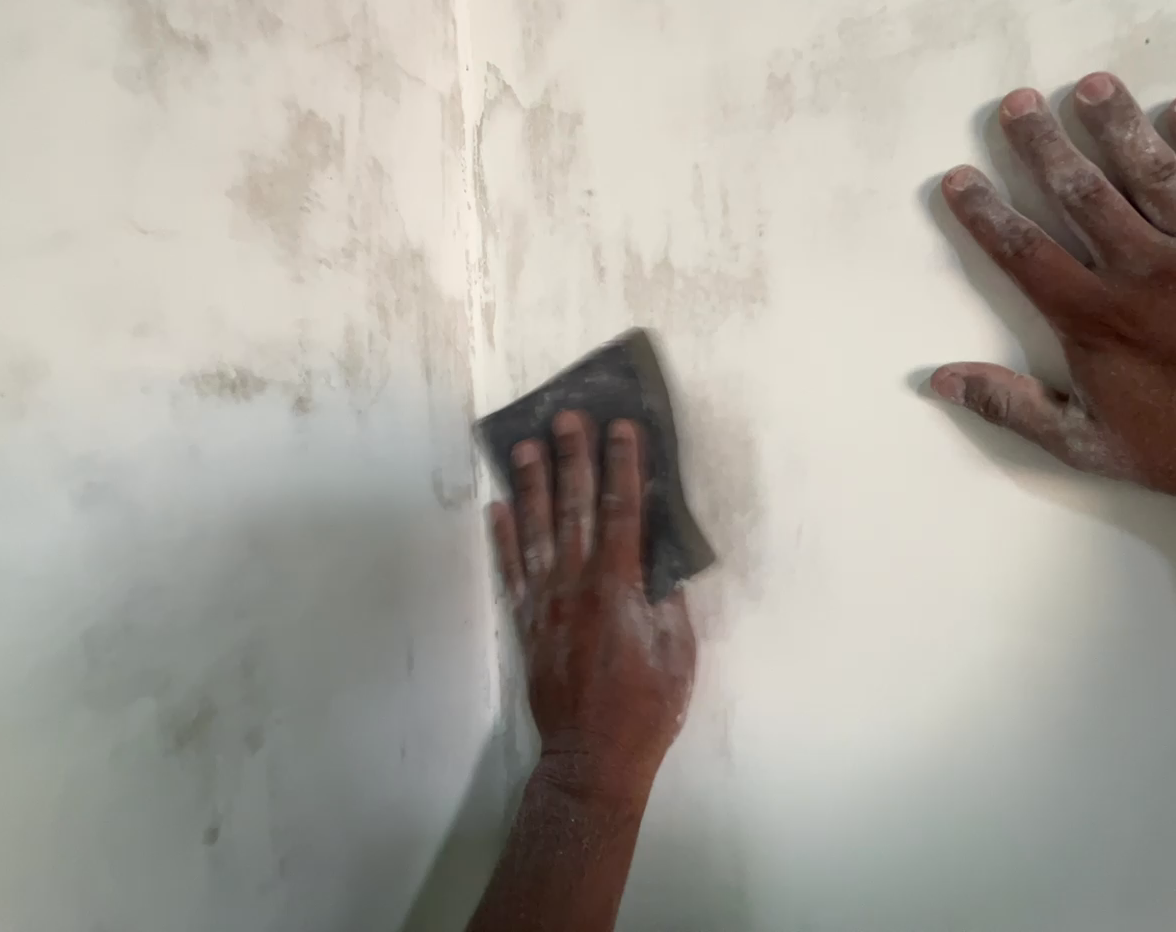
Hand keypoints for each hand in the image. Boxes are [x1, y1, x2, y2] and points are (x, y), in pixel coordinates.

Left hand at [489, 412, 696, 804]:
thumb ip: (667, 597)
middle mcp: (577, 583)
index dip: (624, 466)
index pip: (623, 511)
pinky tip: (496, 507)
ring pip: (536, 530)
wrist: (591, 758)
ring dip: (531, 485)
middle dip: (574, 458)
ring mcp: (545, 600)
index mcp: (620, 587)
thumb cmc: (646, 707)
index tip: (622, 427)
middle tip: (568, 417)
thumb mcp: (678, 652)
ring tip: (525, 446)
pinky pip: (510, 571)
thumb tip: (660, 552)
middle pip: (575, 509)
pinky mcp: (526, 620)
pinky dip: (502, 538)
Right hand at [930, 74, 1175, 528]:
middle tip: (1017, 103)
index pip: (1024, 251)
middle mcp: (1151, 270)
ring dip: (1118, 125)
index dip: (985, 212)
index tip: (959, 178)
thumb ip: (1013, 408)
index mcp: (1099, 318)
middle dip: (1043, 145)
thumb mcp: (1092, 448)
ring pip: (1157, 171)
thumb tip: (939, 381)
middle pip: (1083, 193)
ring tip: (1089, 85)